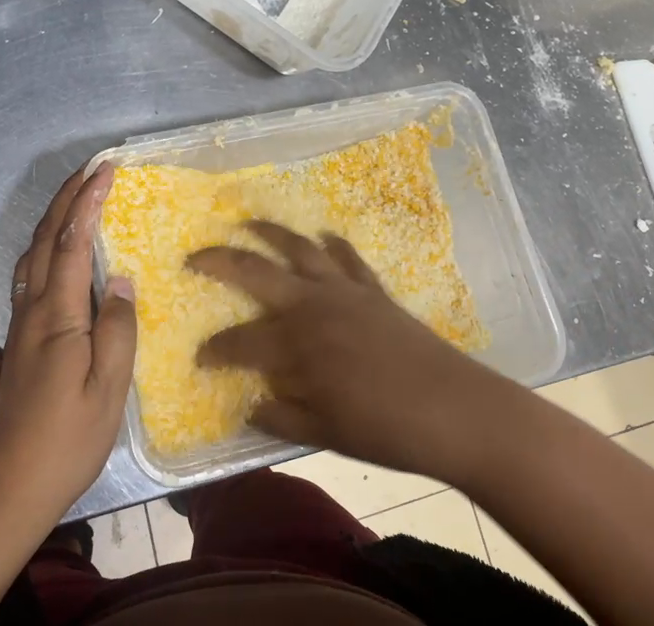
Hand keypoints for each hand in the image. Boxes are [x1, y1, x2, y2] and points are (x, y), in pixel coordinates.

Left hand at [0, 164, 136, 514]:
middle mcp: (33, 308)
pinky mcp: (21, 336)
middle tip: (94, 166)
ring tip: (80, 194)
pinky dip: (48, 243)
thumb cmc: (68, 438)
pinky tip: (59, 248)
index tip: (106, 169)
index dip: (87, 202)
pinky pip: (32, 271)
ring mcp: (22, 321)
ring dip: (55, 216)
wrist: (13, 480)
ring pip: (35, 252)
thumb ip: (116, 330)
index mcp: (57, 316)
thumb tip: (120, 279)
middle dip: (68, 196)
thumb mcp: (108, 389)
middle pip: (46, 237)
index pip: (73, 242)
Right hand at [192, 222, 509, 481]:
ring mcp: (346, 293)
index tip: (198, 359)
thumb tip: (250, 405)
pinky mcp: (375, 292)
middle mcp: (314, 307)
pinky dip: (333, 245)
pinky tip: (324, 236)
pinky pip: (348, 259)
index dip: (215, 350)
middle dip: (219, 262)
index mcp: (296, 345)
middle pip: (256, 272)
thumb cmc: (388, 430)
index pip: (239, 342)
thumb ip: (281, 417)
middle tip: (193, 256)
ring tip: (246, 221)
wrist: (460, 412)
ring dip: (270, 232)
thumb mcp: (326, 433)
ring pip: (299, 250)